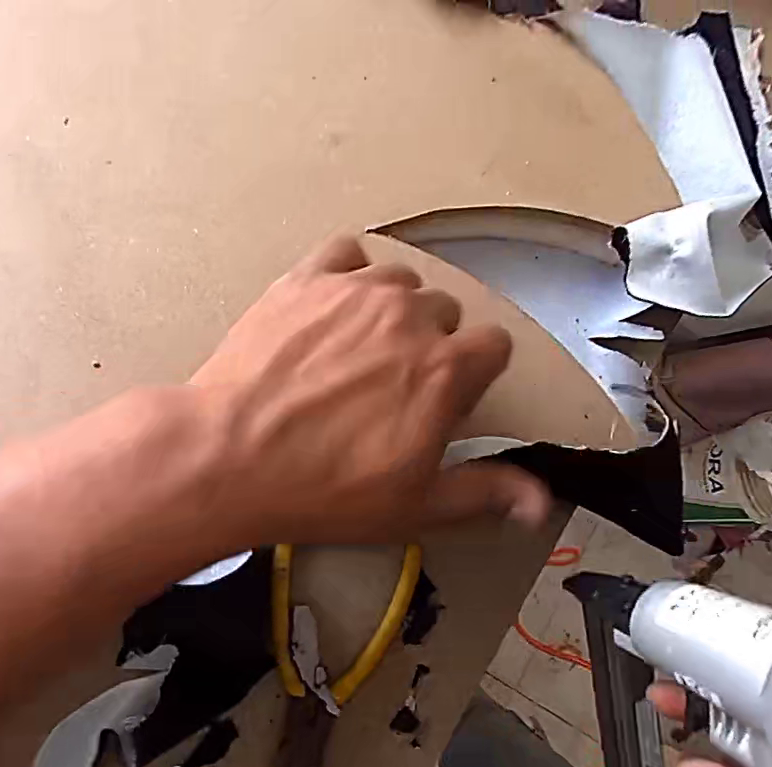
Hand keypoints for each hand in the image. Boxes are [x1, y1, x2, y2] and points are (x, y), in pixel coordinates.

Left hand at [186, 235, 552, 544]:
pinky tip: (332, 311)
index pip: (495, 348)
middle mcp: (410, 316)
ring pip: (399, 283)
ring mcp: (355, 291)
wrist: (230, 458)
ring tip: (359, 353)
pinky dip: (347, 277)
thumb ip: (484, 492)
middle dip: (431, 347)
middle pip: (446, 314)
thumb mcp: (414, 505)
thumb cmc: (324, 489)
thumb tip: (540, 501)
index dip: (475, 377)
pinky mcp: (305, 280)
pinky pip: (346, 255)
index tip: (447, 401)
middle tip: (392, 389)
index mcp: (447, 368)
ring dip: (392, 312)